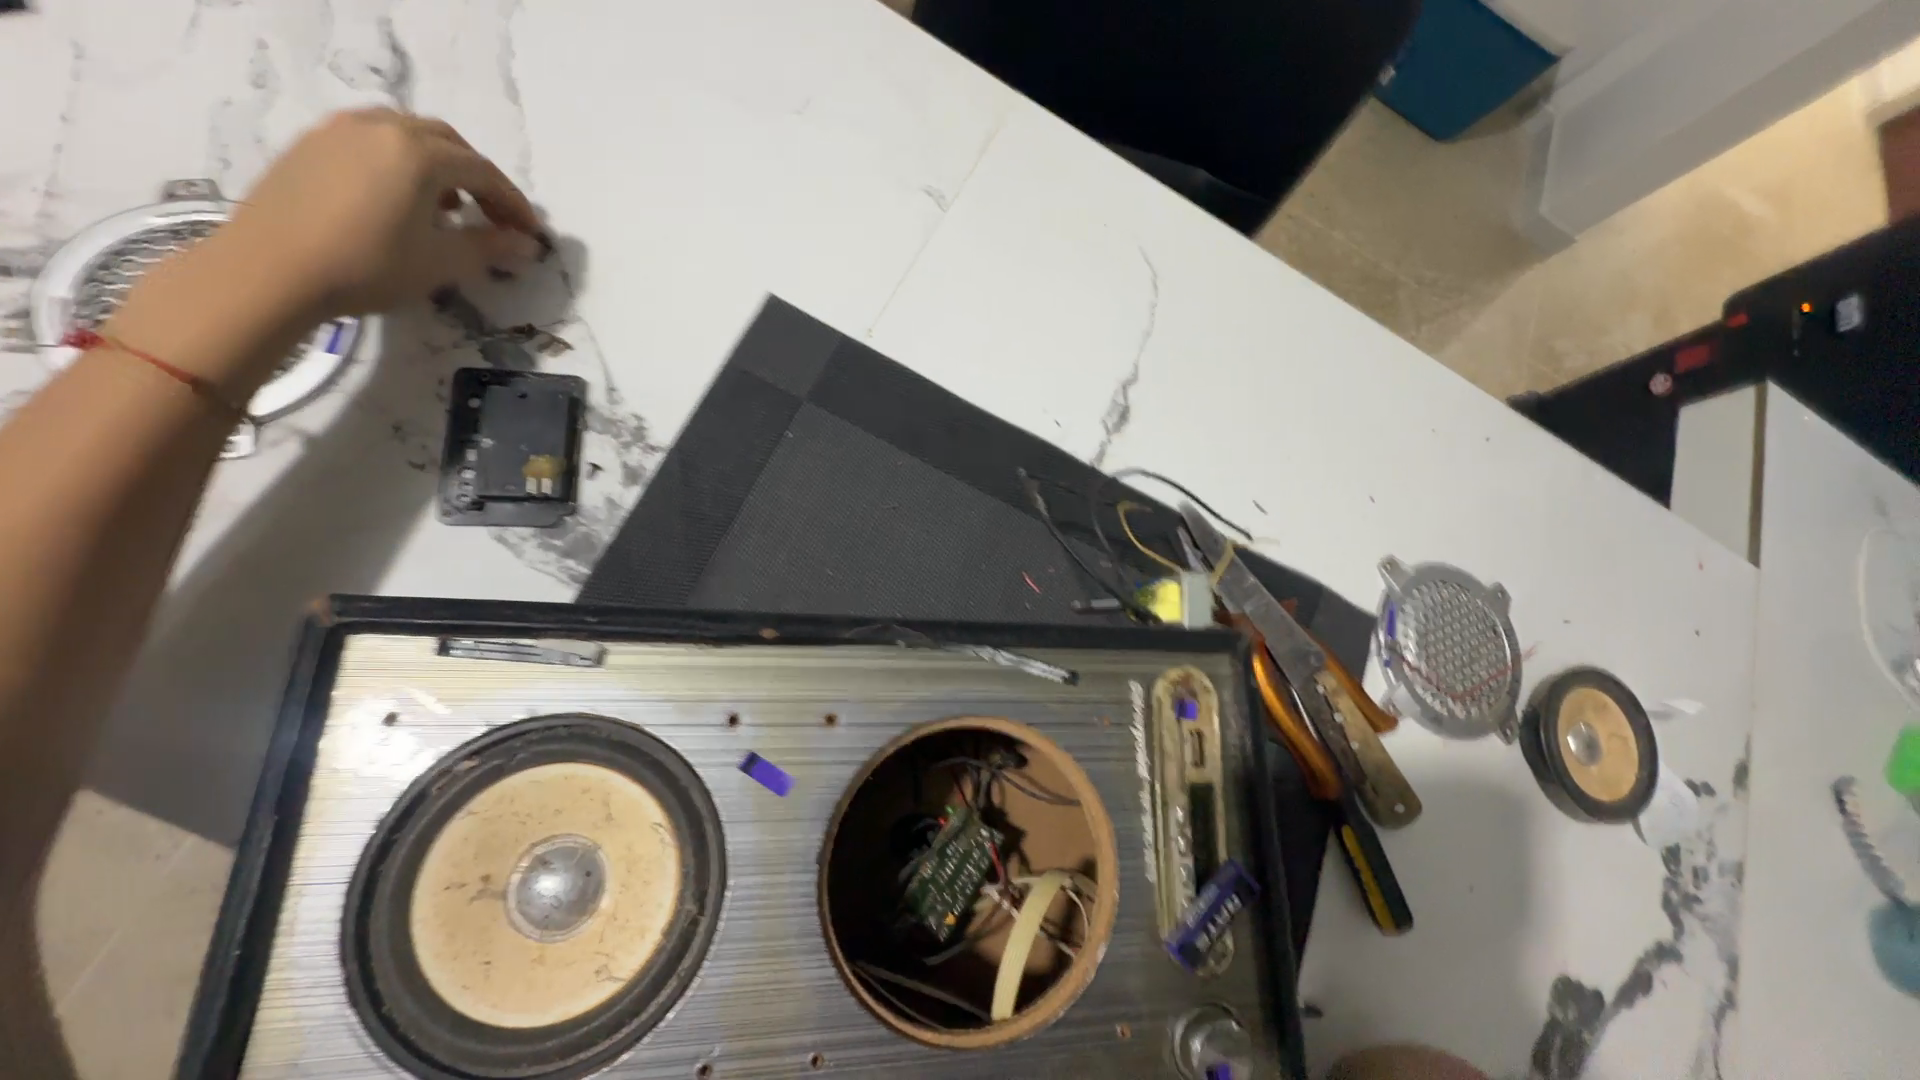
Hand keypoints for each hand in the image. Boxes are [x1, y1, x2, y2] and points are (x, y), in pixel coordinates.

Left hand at [105, 109, 544, 398]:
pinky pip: (371, 140)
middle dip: (478, 178)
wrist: (269, 270)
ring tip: (448, 205)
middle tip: (494, 216)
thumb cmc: (367, 267)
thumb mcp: (439, 263)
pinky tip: (400, 198)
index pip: (484, 172)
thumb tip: (525, 244)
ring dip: (439, 165)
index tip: (530, 233)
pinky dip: (400, 161)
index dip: (512, 203)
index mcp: (420, 154)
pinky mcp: (311, 144)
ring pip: (407, 135)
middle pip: (448, 143)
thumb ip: (488, 247)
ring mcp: (341, 130)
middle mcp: (382, 128)